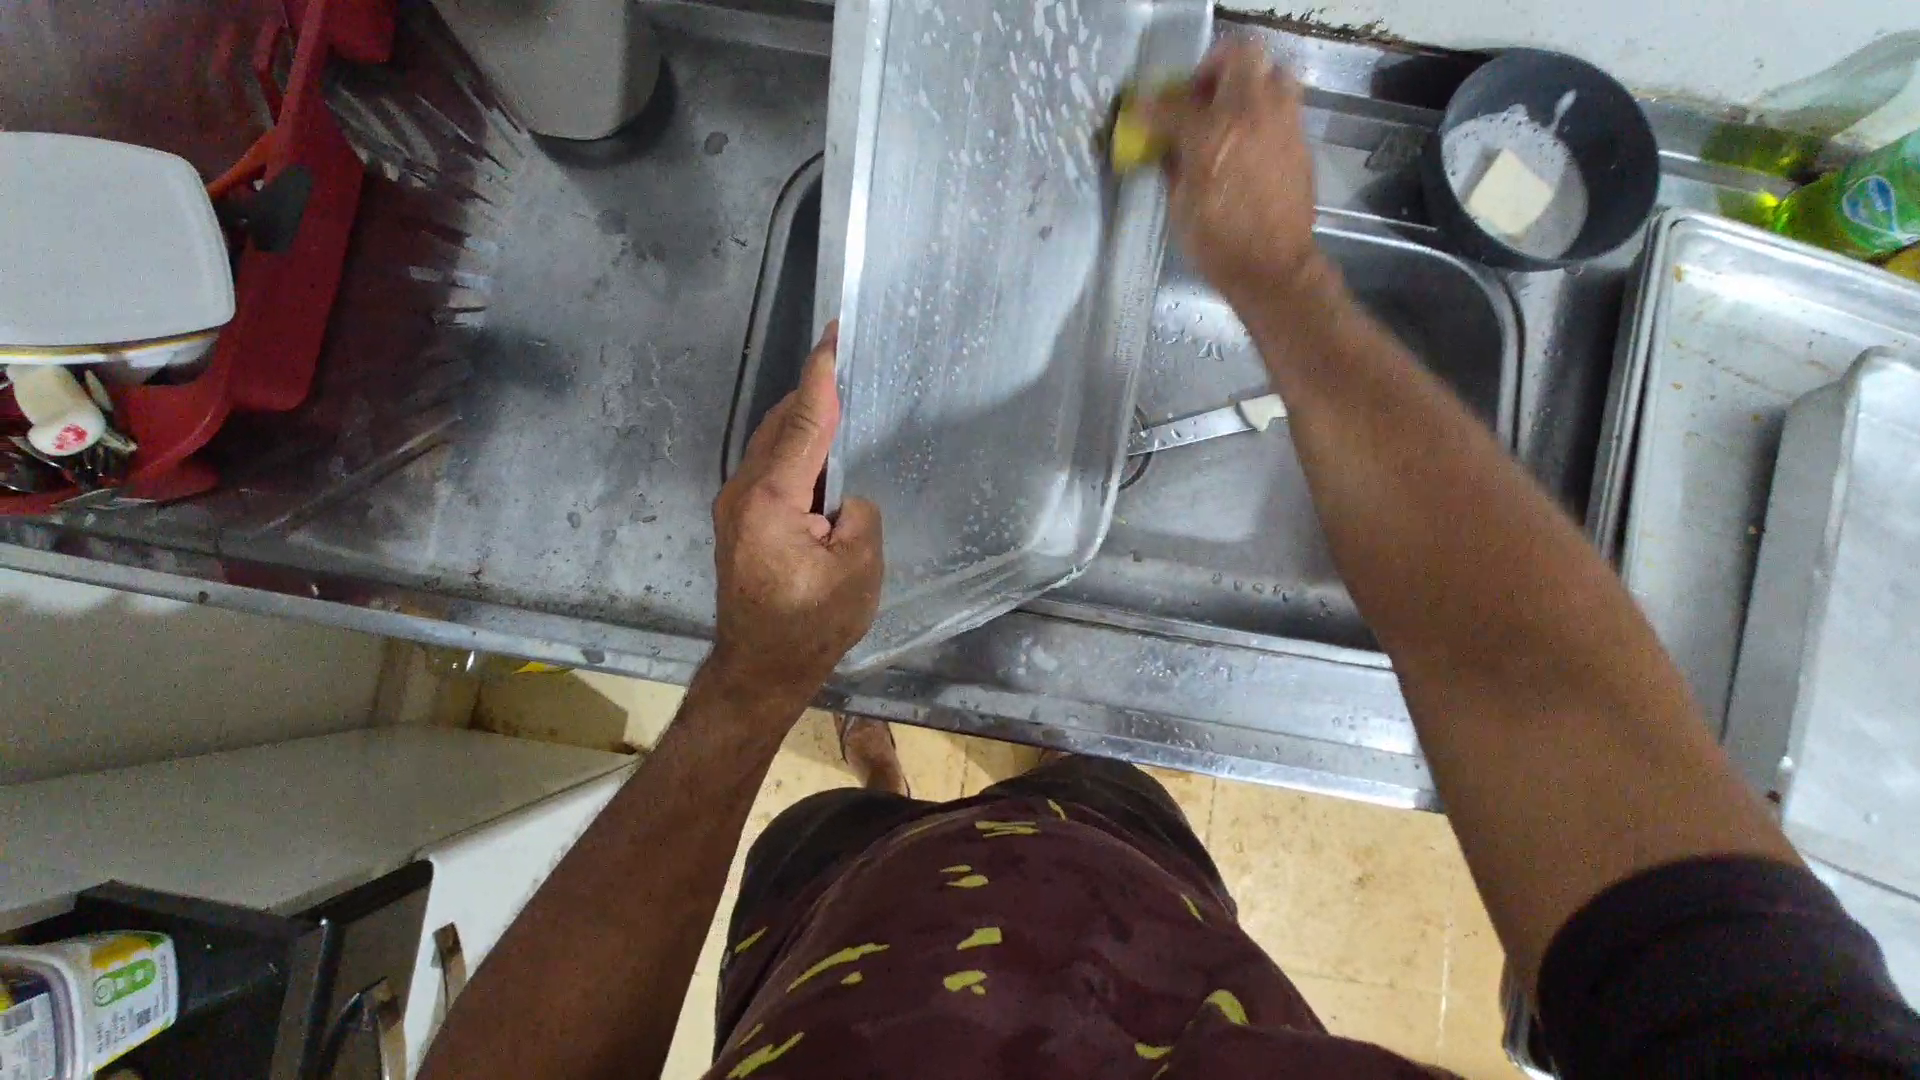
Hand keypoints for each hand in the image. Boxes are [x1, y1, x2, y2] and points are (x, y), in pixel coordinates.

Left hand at [709, 321, 882, 704]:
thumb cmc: (811, 626)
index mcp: (772, 499)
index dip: (823, 376)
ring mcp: (735, 505)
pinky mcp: (738, 520)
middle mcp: (743, 491)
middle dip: (814, 392)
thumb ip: (858, 516)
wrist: (760, 669)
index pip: (805, 422)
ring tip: (841, 404)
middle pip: (781, 424)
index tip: (834, 335)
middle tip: (848, 365)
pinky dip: (796, 451)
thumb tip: (843, 500)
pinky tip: (821, 455)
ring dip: (804, 422)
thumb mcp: (858, 571)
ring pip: (771, 443)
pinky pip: (769, 468)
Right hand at [1142, 42, 1323, 303]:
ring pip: (1271, 72)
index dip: (1152, 107)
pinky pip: (1283, 104)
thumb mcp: (1181, 205)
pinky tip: (1248, 141)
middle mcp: (1252, 115)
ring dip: (1247, 84)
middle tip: (1198, 97)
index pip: (1174, 103)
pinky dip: (1263, 111)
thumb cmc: (1218, 244)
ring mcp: (1282, 123)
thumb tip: (1167, 147)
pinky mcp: (1300, 140)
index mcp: (1212, 134)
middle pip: (1238, 58)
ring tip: (1230, 113)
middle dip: (1213, 71)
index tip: (1142, 114)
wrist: (1270, 267)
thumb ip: (1174, 164)